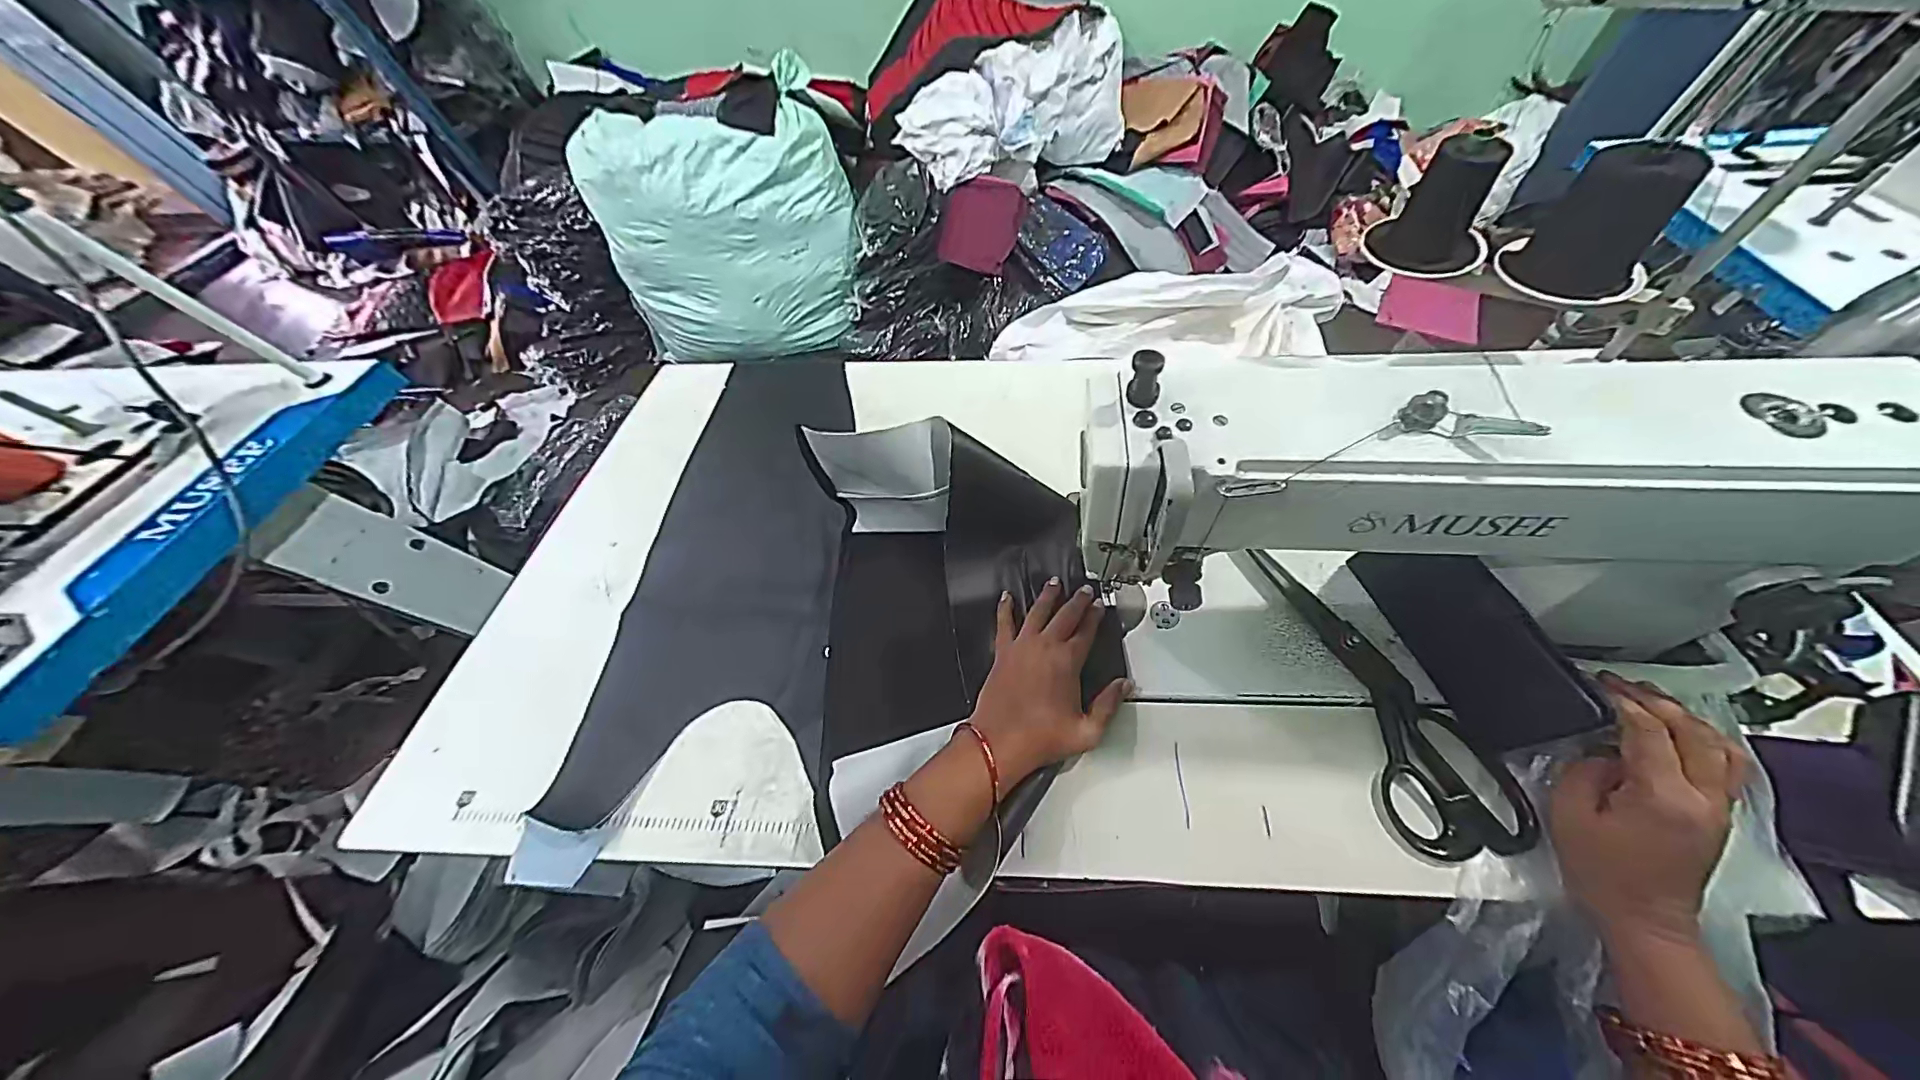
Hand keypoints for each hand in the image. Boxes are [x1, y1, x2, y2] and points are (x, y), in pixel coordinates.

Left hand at [967, 579, 1129, 786]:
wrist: (1000, 742)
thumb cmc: (1039, 738)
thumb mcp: (1087, 731)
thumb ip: (1108, 705)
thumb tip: (1122, 687)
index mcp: (1067, 663)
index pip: (1086, 631)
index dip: (1095, 617)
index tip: (1099, 607)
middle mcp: (1044, 648)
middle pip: (1065, 615)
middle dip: (1077, 601)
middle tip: (1084, 591)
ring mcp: (1021, 647)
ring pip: (1037, 612)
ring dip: (1048, 596)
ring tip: (1054, 583)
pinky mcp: (1002, 653)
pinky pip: (1004, 623)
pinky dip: (1006, 608)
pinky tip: (1007, 598)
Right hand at [1549, 673, 1748, 945]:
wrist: (1641, 916)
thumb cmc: (1602, 871)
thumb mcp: (1569, 812)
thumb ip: (1583, 771)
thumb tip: (1600, 752)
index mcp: (1662, 797)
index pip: (1649, 732)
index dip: (1622, 702)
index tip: (1600, 686)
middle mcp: (1702, 800)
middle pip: (1693, 732)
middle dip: (1656, 701)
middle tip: (1621, 686)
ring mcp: (1717, 810)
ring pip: (1721, 746)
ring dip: (1687, 717)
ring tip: (1654, 702)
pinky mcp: (1718, 817)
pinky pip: (1727, 766)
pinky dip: (1705, 739)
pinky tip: (1682, 733)